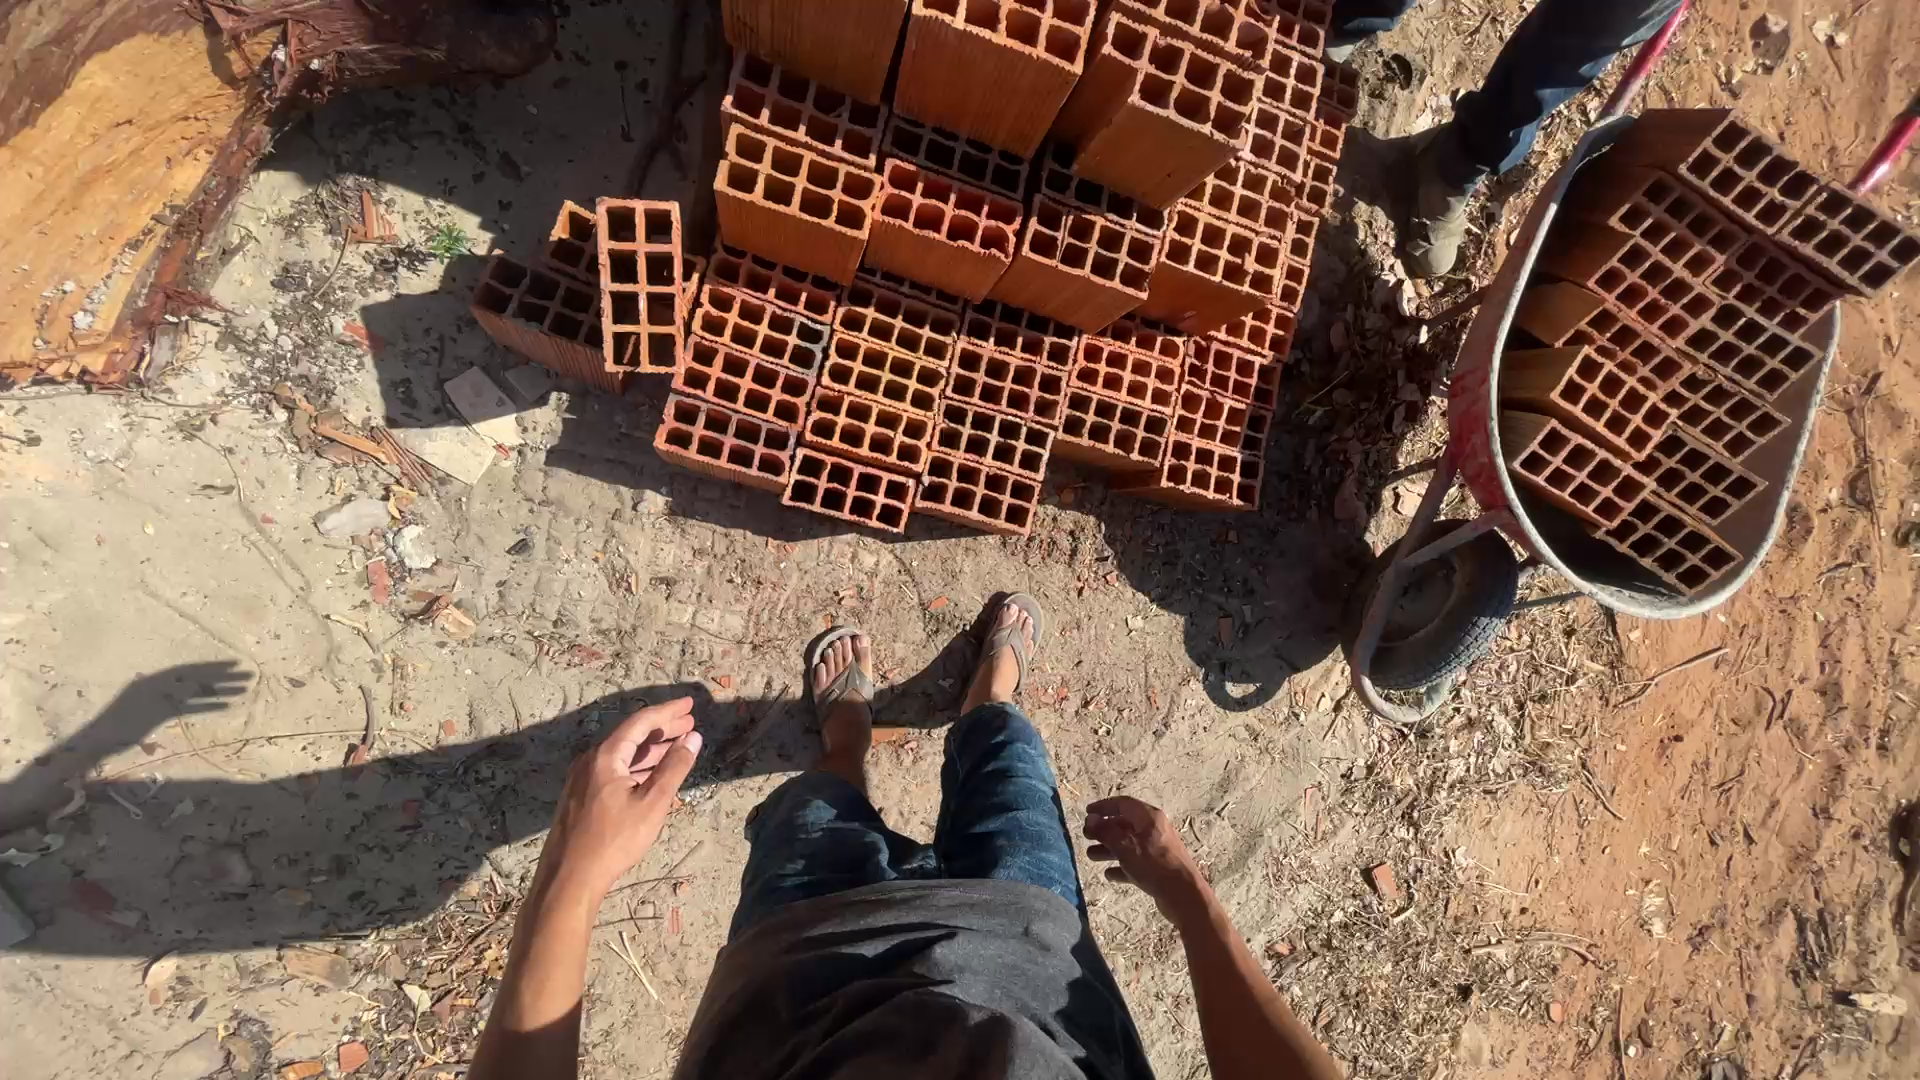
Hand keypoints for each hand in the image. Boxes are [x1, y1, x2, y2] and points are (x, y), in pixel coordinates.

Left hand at [540, 697, 702, 900]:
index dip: (668, 711)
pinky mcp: (580, 797)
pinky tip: (652, 772)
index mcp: (605, 757)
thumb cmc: (614, 840)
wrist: (568, 881)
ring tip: (677, 743)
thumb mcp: (652, 803)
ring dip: (651, 747)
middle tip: (688, 722)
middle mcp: (590, 761)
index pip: (641, 722)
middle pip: (630, 735)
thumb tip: (693, 737)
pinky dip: (638, 764)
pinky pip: (614, 769)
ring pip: (622, 753)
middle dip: (661, 727)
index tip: (690, 704)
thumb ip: (674, 767)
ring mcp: (582, 780)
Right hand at [1084, 796, 1210, 925]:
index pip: (1123, 804)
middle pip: (1124, 825)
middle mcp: (1153, 830)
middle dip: (1103, 830)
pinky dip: (1121, 866)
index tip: (1087, 812)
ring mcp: (1157, 849)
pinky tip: (1109, 874)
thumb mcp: (1124, 845)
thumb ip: (1105, 831)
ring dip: (1108, 849)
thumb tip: (1090, 819)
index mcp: (1148, 817)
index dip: (1103, 807)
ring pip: (1128, 844)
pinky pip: (1135, 862)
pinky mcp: (1158, 869)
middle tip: (1086, 836)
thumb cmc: (1153, 864)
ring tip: (1091, 856)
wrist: (1183, 895)